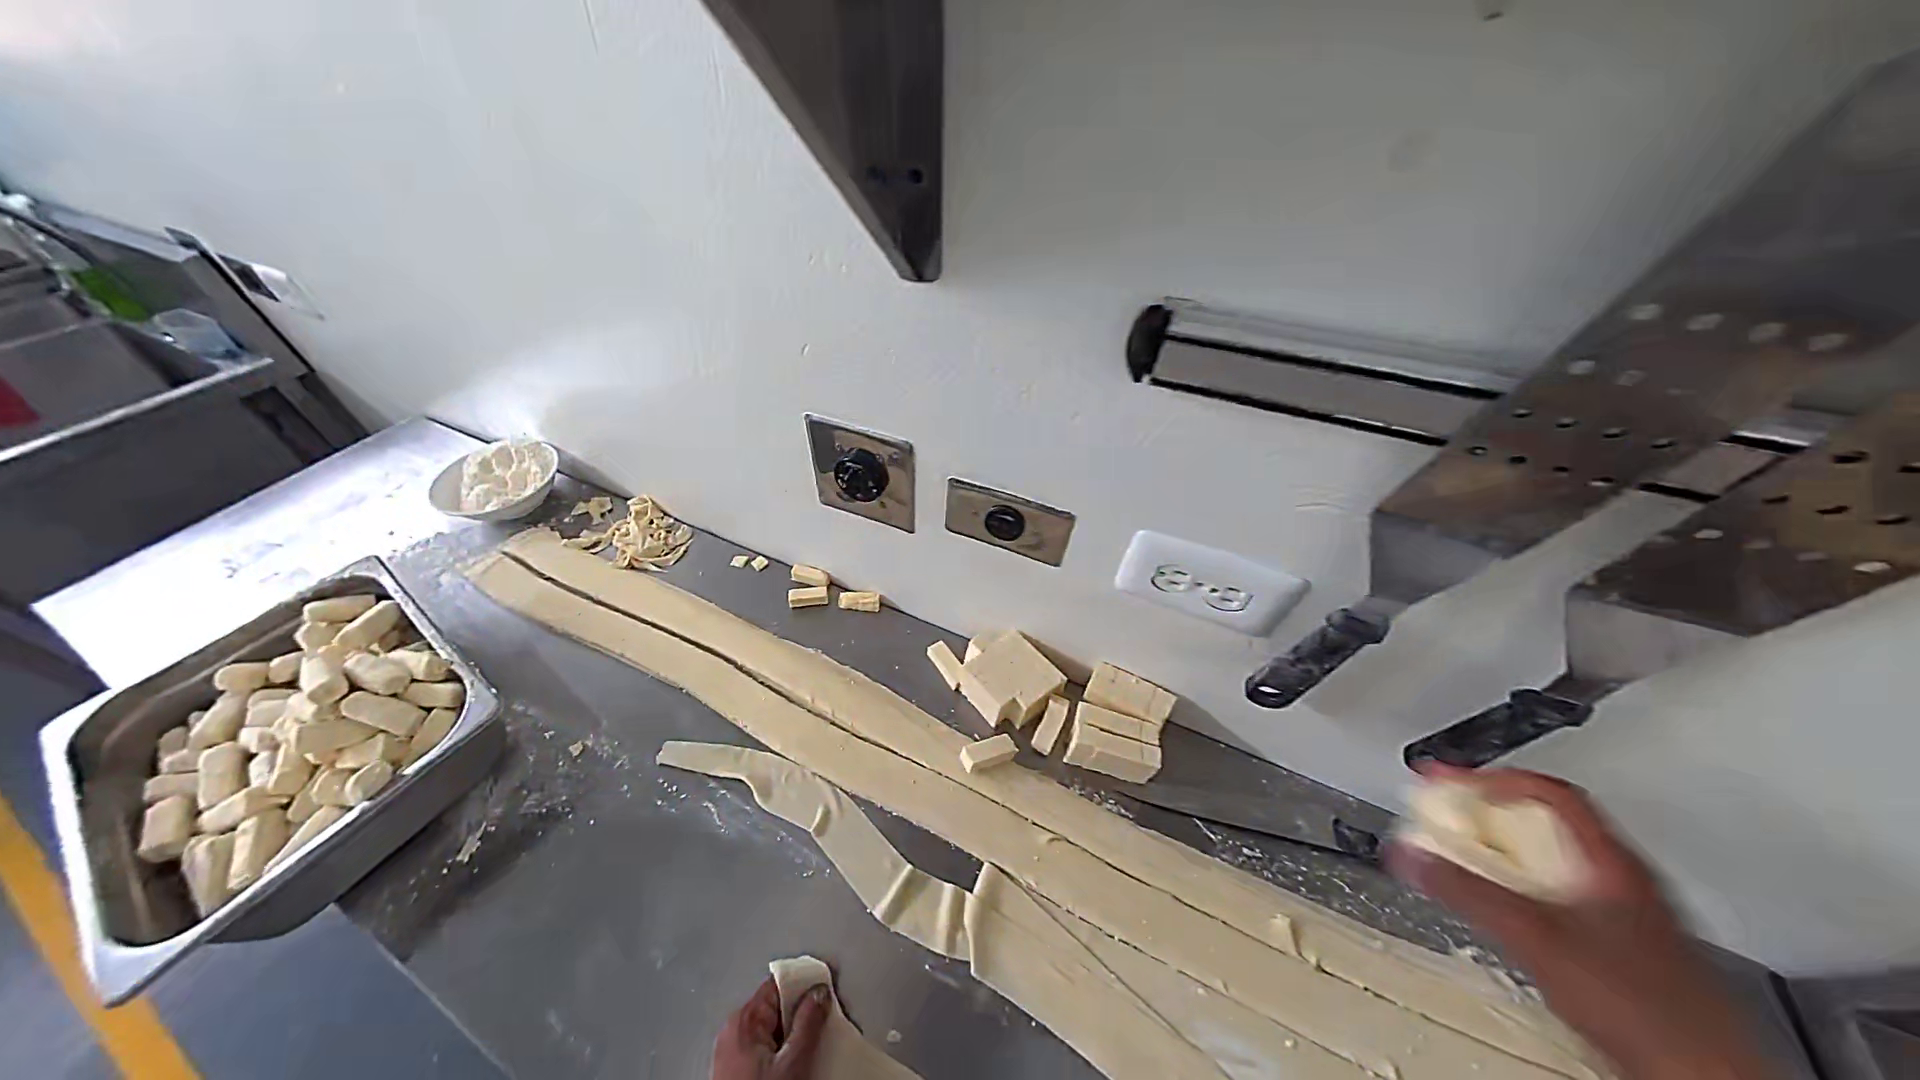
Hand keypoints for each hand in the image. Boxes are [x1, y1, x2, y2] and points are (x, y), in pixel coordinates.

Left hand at [711, 976, 829, 1079]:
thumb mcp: (792, 1062)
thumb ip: (808, 1021)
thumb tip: (820, 990)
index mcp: (744, 1019)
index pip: (779, 983)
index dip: (805, 982)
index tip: (828, 988)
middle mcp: (735, 1028)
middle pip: (777, 1005)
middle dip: (804, 1011)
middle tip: (827, 1021)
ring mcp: (733, 1049)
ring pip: (773, 1026)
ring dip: (796, 1032)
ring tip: (816, 1044)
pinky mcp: (735, 1068)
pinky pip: (765, 1045)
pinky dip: (784, 1048)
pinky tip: (799, 1060)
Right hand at [1389, 765, 1777, 1079]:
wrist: (1705, 1076)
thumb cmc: (1650, 1011)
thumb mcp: (1533, 935)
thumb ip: (1465, 890)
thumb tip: (1410, 854)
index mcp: (1612, 863)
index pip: (1549, 792)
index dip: (1493, 778)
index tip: (1447, 779)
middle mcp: (1624, 880)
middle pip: (1548, 821)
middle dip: (1489, 808)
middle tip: (1448, 804)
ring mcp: (1627, 913)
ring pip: (1554, 857)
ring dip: (1503, 845)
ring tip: (1464, 847)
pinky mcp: (1623, 945)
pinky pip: (1558, 891)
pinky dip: (1519, 881)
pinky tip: (1503, 901)